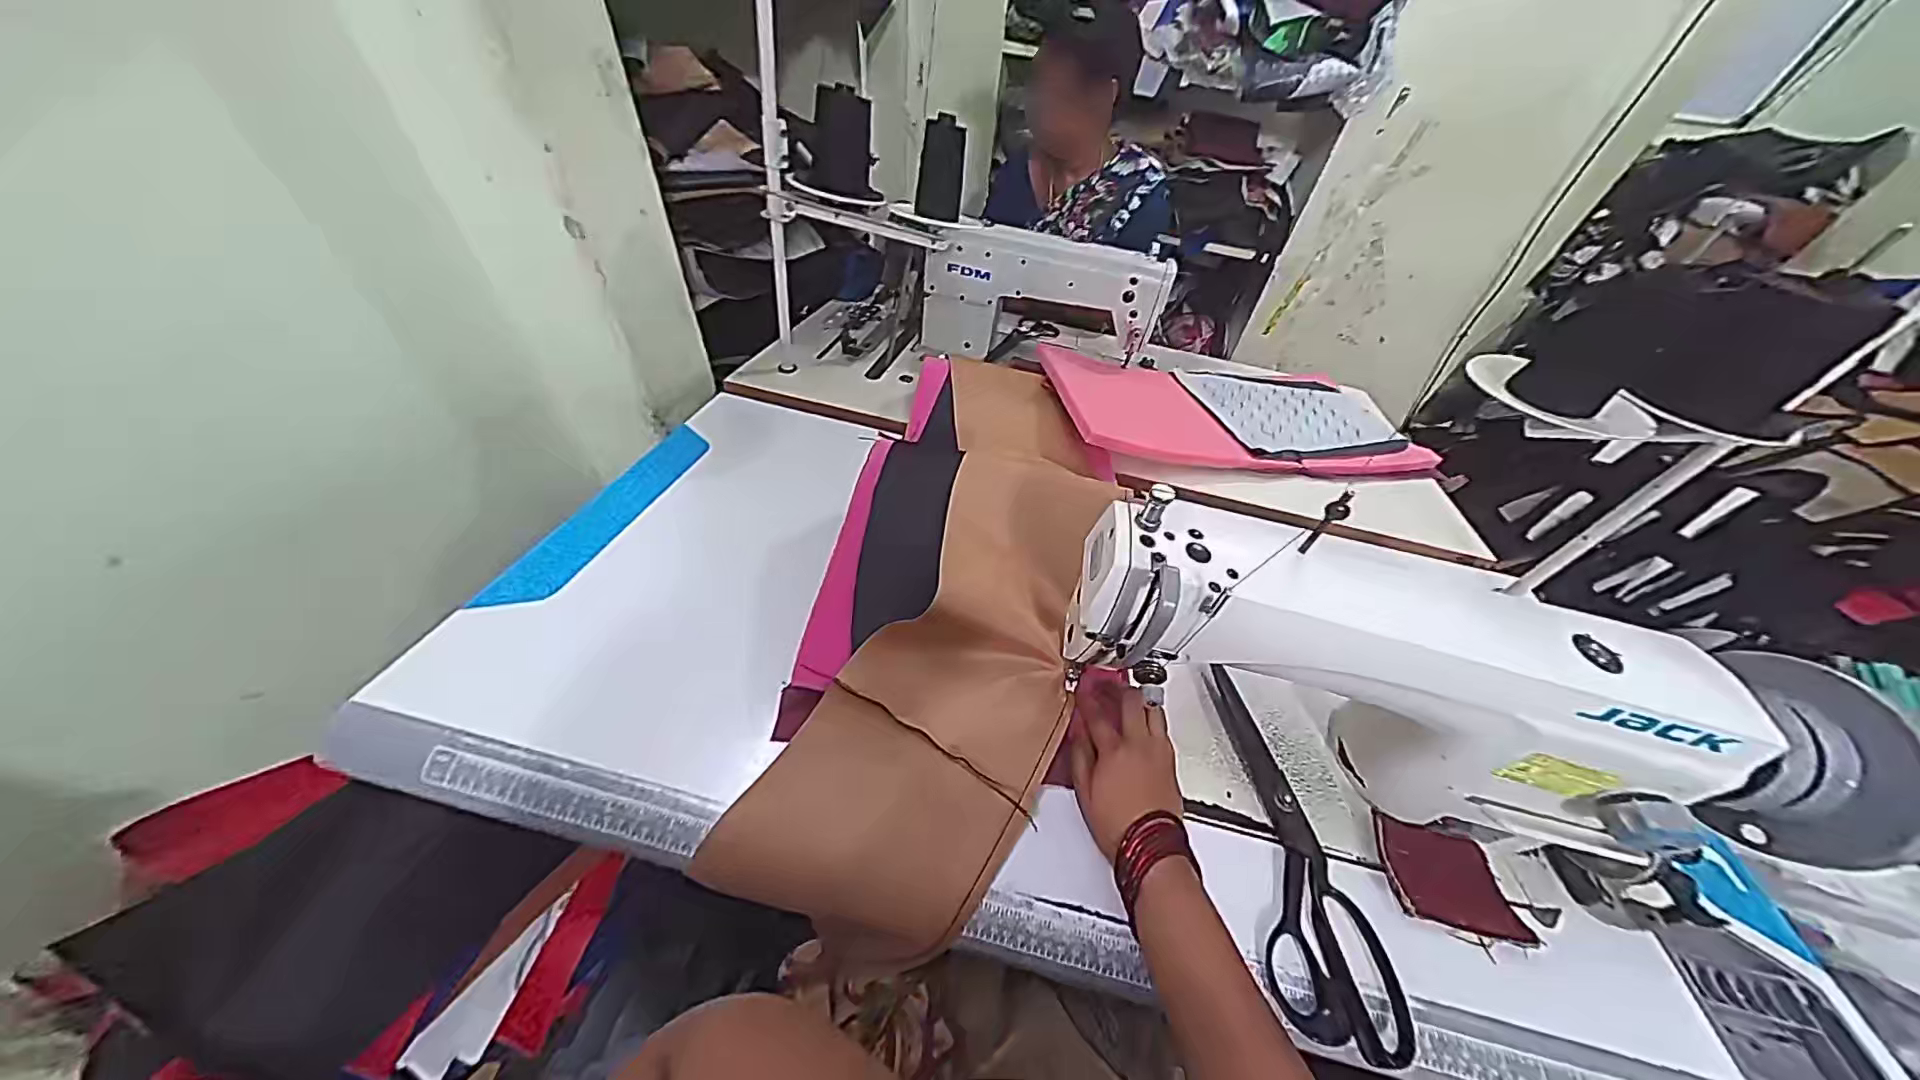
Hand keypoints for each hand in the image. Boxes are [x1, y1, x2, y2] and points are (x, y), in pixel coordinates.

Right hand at [1070, 676, 1182, 861]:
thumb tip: (1078, 736)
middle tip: (1107, 685)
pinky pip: (1162, 728)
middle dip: (1116, 688)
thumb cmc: (1119, 826)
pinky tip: (1144, 723)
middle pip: (1130, 701)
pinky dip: (1151, 719)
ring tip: (1128, 698)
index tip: (1083, 692)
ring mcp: (1158, 751)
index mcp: (1114, 751)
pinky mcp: (1171, 761)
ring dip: (1139, 700)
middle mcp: (1139, 745)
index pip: (1098, 714)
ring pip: (1153, 710)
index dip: (1088, 699)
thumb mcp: (1085, 792)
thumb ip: (1080, 757)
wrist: (1150, 846)